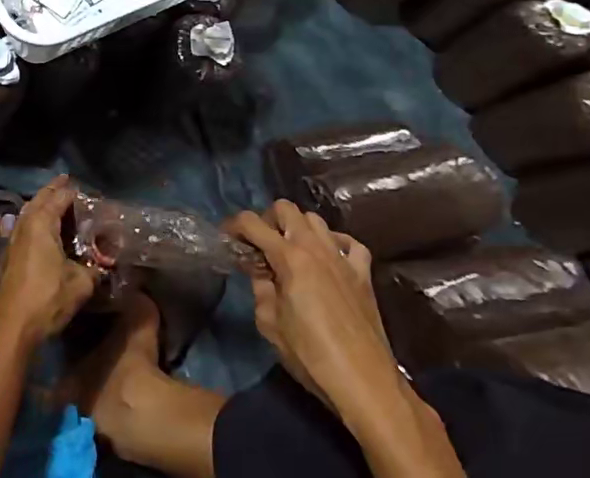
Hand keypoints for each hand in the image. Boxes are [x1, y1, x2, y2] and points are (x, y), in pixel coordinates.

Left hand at [0, 176, 99, 345]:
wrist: (11, 327)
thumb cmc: (47, 297)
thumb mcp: (81, 282)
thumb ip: (95, 268)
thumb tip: (105, 265)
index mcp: (41, 222)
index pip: (61, 197)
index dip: (76, 193)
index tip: (90, 193)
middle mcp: (25, 225)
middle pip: (40, 199)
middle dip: (54, 190)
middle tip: (68, 182)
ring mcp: (13, 240)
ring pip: (29, 213)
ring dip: (42, 204)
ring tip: (57, 202)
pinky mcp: (9, 257)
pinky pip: (25, 227)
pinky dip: (36, 221)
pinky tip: (46, 230)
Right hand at [227, 201, 402, 419]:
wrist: (363, 380)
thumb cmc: (311, 355)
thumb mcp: (270, 325)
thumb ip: (260, 290)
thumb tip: (260, 273)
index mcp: (289, 257)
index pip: (254, 224)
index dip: (235, 225)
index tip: (227, 236)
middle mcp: (315, 246)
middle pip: (286, 208)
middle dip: (268, 220)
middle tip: (261, 245)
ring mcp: (342, 257)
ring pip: (316, 220)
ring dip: (299, 228)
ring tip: (291, 252)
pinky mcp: (363, 273)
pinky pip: (349, 244)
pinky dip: (336, 244)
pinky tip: (329, 258)